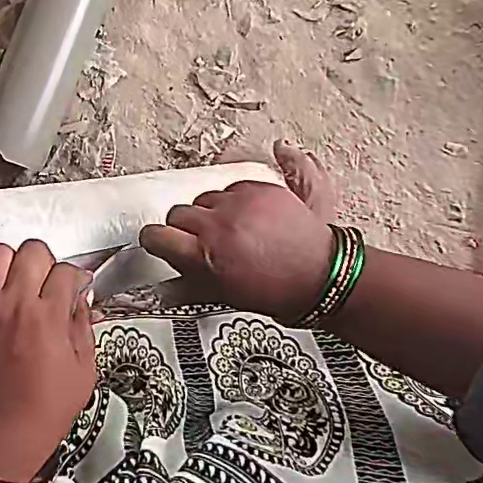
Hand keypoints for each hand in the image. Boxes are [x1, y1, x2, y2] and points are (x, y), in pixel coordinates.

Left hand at [0, 241, 96, 482]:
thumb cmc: (40, 411)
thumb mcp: (83, 371)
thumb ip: (83, 326)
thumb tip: (80, 299)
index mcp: (48, 318)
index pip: (66, 271)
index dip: (73, 279)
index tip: (72, 287)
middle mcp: (13, 306)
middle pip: (32, 251)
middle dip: (44, 263)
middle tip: (44, 282)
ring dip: (9, 264)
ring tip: (13, 282)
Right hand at [138, 178, 333, 321]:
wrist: (326, 278)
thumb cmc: (281, 292)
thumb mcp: (226, 296)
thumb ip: (189, 285)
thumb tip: (163, 288)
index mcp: (205, 254)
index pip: (157, 235)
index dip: (156, 239)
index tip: (160, 240)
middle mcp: (218, 224)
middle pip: (178, 212)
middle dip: (185, 226)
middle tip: (202, 239)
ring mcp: (241, 203)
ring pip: (205, 197)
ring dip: (211, 210)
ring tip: (230, 227)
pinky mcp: (261, 189)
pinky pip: (233, 186)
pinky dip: (236, 199)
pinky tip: (247, 216)